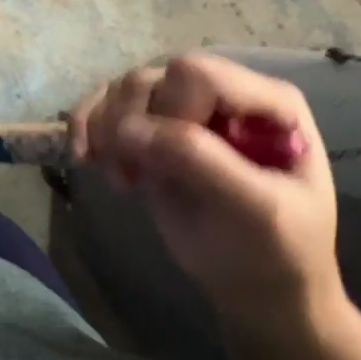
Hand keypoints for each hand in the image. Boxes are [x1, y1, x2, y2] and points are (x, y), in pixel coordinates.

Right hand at [71, 53, 341, 325]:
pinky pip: (103, 106)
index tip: (175, 163)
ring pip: (122, 90)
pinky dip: (85, 127)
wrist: (256, 285)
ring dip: (106, 132)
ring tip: (120, 179)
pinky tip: (86, 158)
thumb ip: (199, 160)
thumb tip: (125, 129)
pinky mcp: (150, 129)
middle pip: (152, 79)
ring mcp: (182, 110)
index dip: (173, 111)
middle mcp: (221, 94)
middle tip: (133, 175)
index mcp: (266, 102)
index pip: (198, 74)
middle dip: (130, 123)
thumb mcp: (255, 209)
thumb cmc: (275, 249)